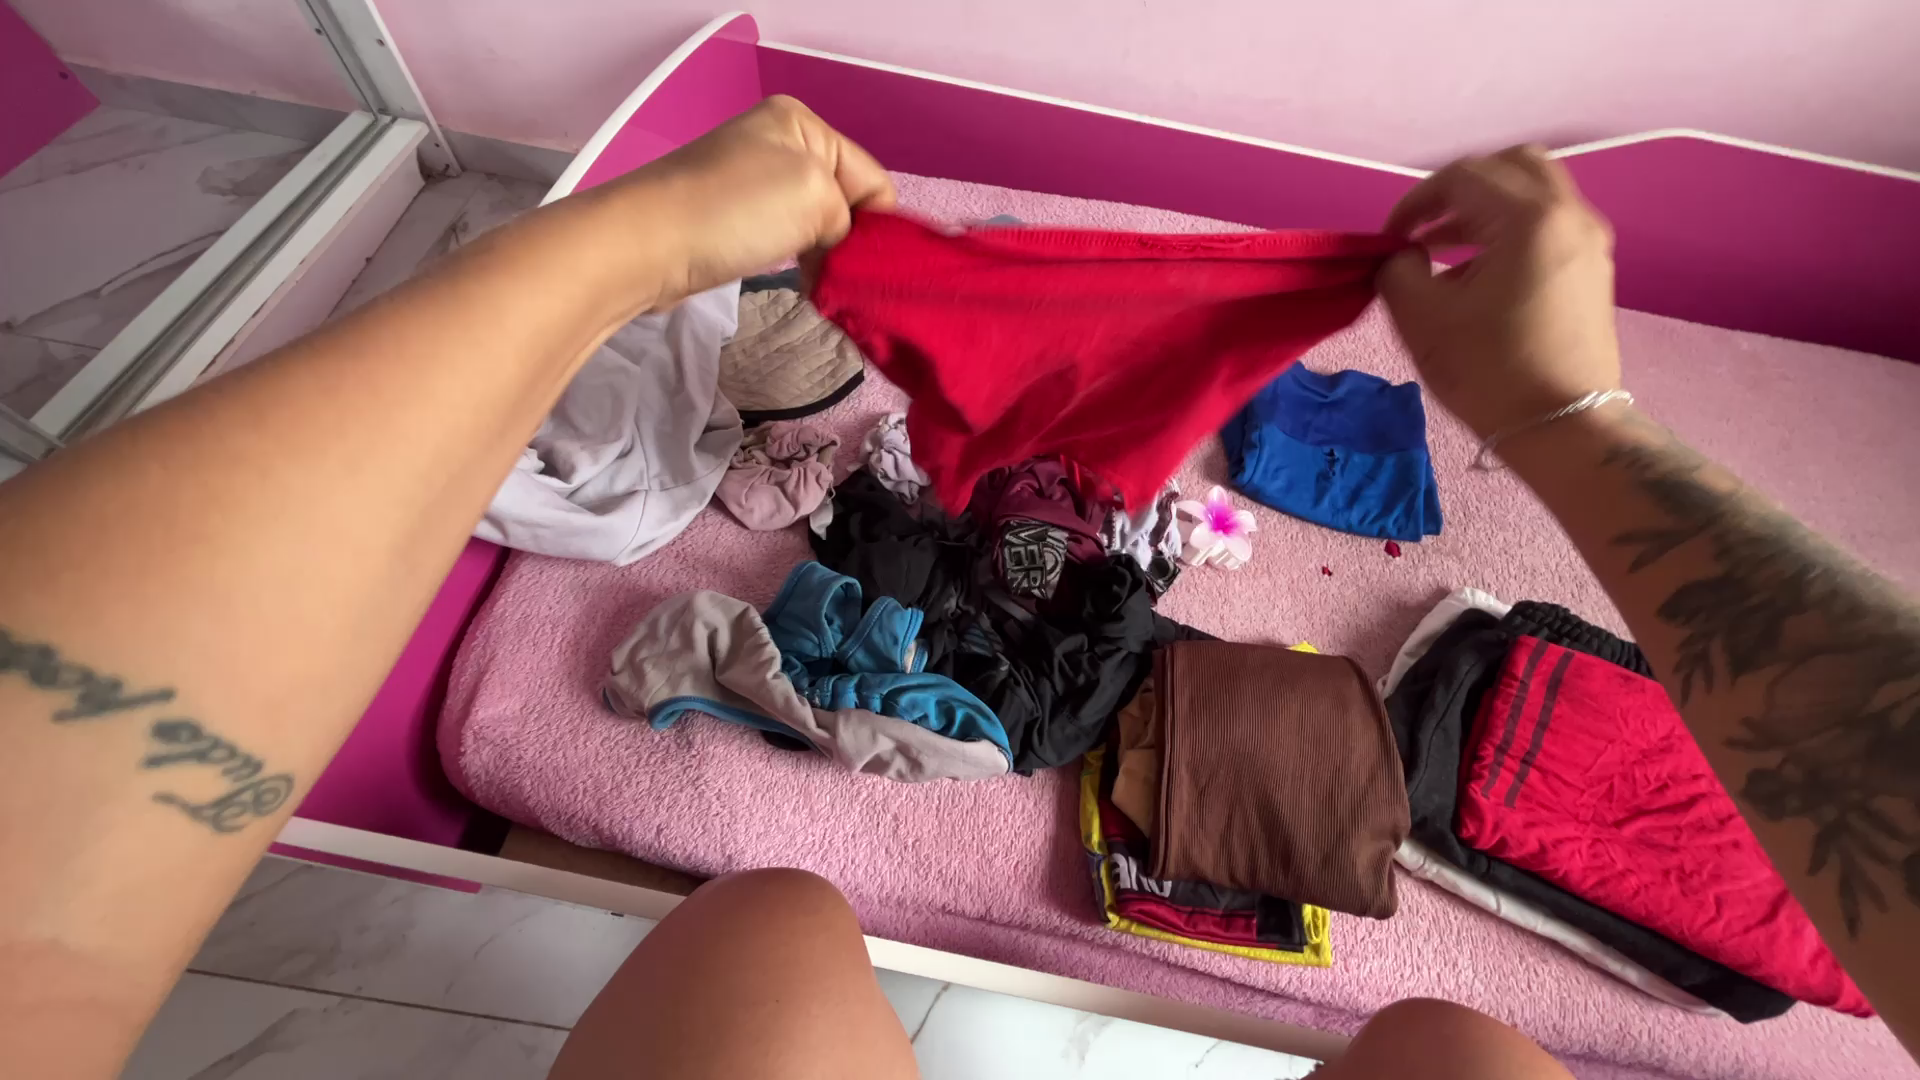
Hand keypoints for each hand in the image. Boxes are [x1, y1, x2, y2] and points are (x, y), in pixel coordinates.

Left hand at [613, 95, 895, 308]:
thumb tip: (841, 245)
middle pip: (847, 203)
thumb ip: (850, 217)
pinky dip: (802, 263)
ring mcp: (758, 185)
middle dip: (851, 243)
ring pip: (820, 227)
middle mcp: (782, 147)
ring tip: (820, 285)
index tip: (870, 266)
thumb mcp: (815, 196)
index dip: (879, 226)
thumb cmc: (736, 211)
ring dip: (826, 258)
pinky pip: (791, 240)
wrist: (650, 245)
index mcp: (804, 125)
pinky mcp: (740, 221)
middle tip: (843, 279)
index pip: (873, 179)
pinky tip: (800, 283)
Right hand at [1376, 146, 1621, 441]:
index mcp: (1529, 220)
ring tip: (1437, 253)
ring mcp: (1587, 241)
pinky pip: (1543, 225)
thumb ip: (1398, 271)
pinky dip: (1503, 231)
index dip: (1415, 201)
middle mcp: (1569, 215)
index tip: (1387, 240)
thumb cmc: (1486, 370)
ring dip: (1479, 211)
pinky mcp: (1588, 269)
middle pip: (1511, 166)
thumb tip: (1400, 256)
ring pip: (1530, 194)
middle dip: (1456, 191)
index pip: (1464, 177)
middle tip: (1419, 228)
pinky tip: (1471, 276)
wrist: (1559, 422)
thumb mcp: (1420, 318)